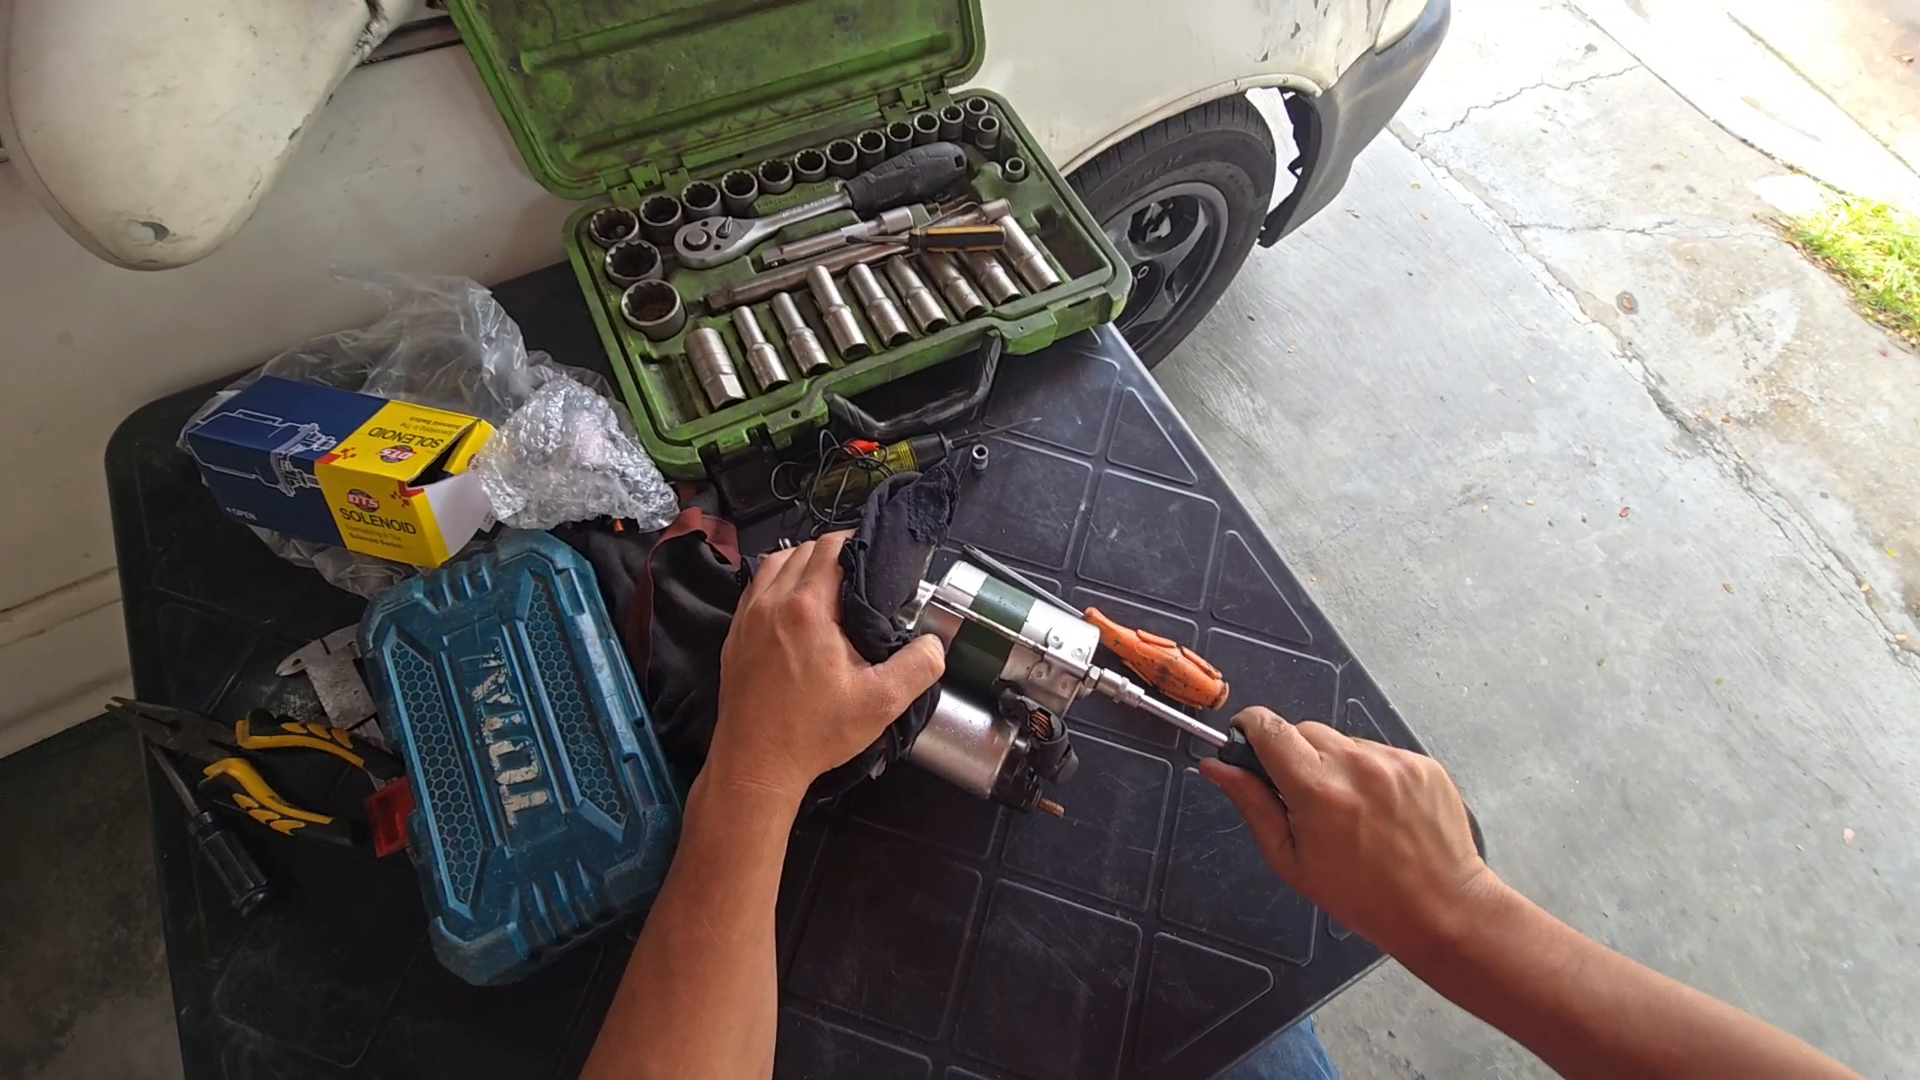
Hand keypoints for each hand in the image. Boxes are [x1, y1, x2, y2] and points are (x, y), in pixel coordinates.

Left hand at [706, 531, 945, 804]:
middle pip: (802, 550)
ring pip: (773, 564)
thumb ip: (918, 666)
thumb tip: (935, 643)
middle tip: (859, 572)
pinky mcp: (734, 636)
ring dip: (801, 562)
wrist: (755, 766)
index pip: (830, 549)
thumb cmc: (815, 732)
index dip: (855, 543)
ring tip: (826, 582)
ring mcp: (747, 618)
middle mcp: (772, 603)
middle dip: (832, 551)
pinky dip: (776, 582)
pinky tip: (792, 605)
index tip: (874, 555)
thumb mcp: (881, 703)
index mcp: (808, 609)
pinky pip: (754, 588)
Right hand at [1199, 707, 1497, 959]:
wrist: (1447, 912)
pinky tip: (1379, 807)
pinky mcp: (1421, 762)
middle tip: (1304, 797)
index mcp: (1317, 789)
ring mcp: (1393, 760)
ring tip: (1349, 807)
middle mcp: (1355, 764)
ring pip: (1340, 741)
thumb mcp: (1289, 858)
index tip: (1246, 744)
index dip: (1248, 727)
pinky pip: (1375, 751)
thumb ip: (1250, 803)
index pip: (1267, 726)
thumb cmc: (1359, 895)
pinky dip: (1367, 771)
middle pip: (1302, 730)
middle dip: (1293, 754)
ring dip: (1332, 763)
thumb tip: (1214, 765)